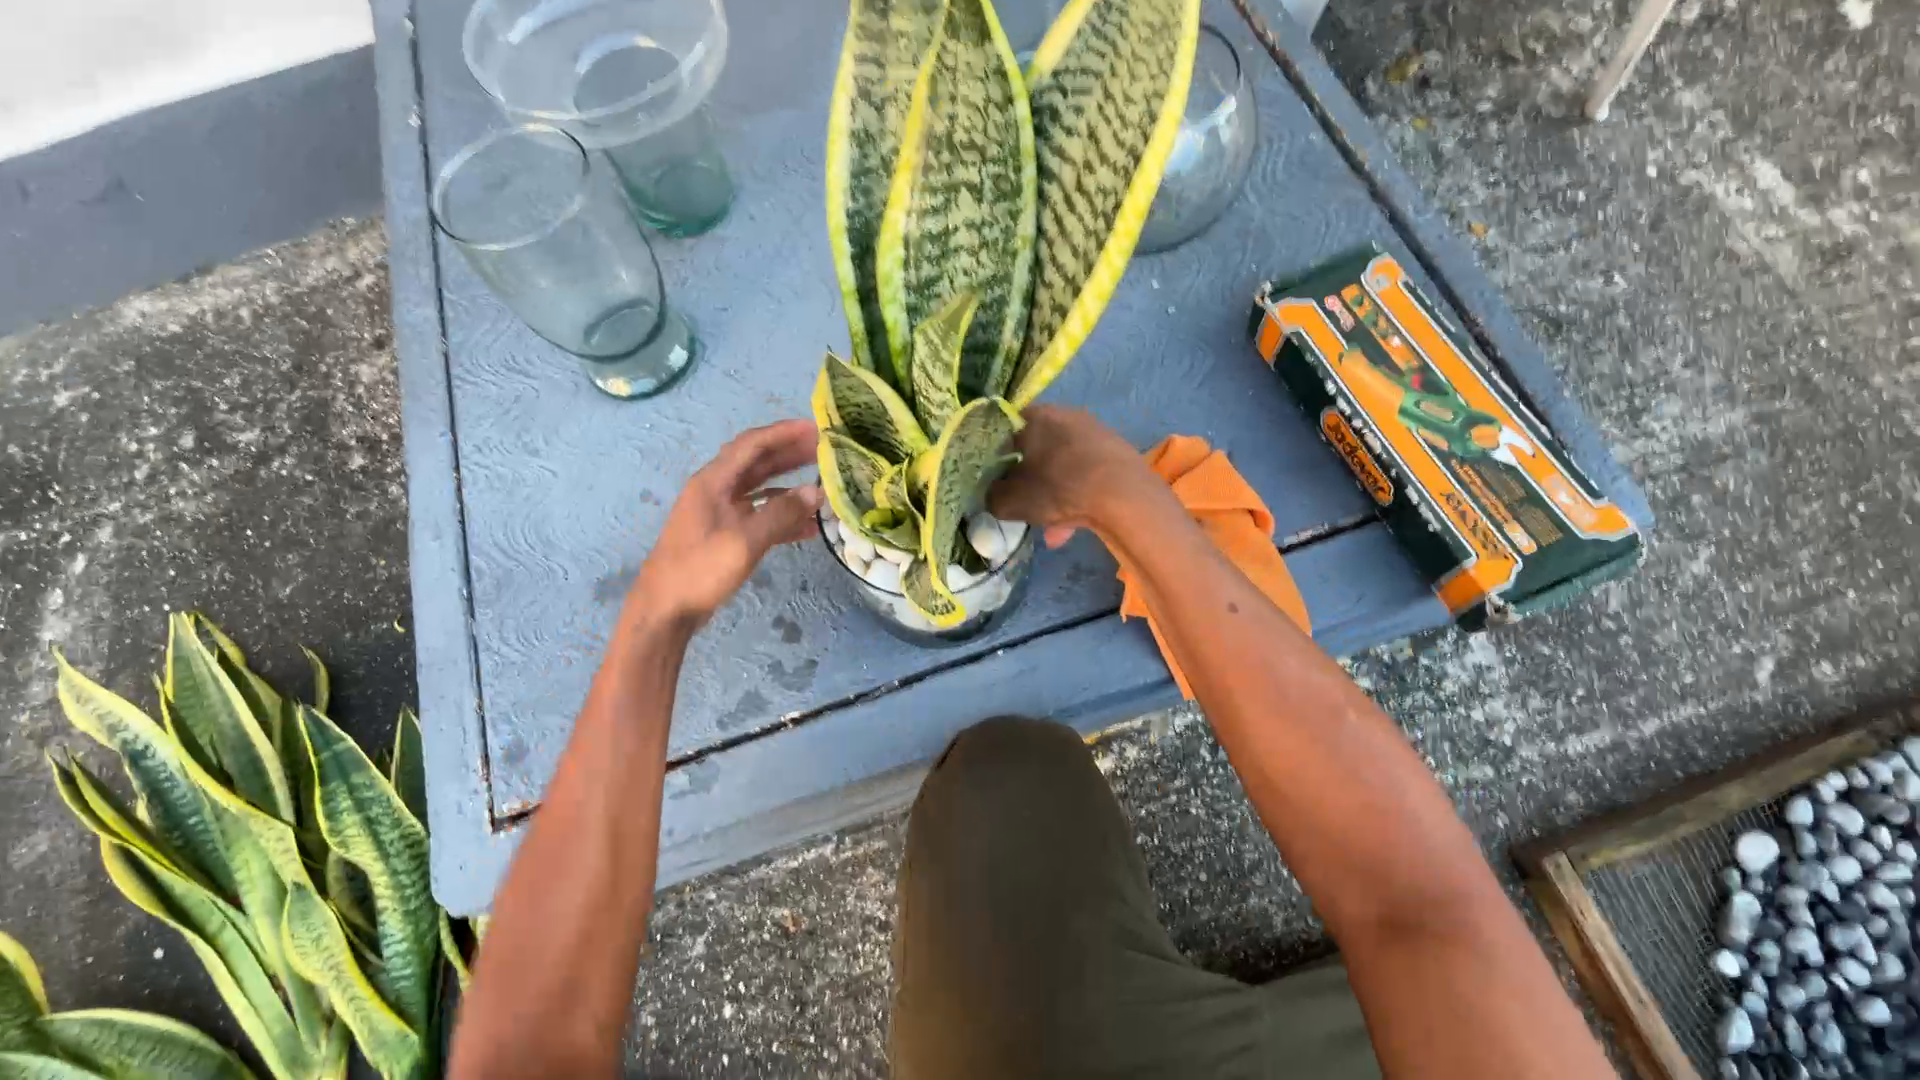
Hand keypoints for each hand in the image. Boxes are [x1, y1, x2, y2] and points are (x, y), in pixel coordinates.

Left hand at [629, 419, 823, 627]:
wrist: (665, 609)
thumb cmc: (699, 570)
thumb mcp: (744, 541)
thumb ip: (781, 514)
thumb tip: (815, 492)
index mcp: (713, 482)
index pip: (752, 445)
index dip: (784, 433)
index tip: (815, 428)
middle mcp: (715, 490)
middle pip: (756, 463)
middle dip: (789, 454)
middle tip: (823, 449)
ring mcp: (719, 513)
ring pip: (759, 489)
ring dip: (788, 485)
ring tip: (821, 482)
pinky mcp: (724, 535)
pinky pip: (758, 516)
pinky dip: (781, 516)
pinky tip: (808, 526)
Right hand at [989, 405, 1155, 548]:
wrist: (1123, 495)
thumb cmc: (1058, 488)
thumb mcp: (1010, 501)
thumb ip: (993, 496)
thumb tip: (994, 494)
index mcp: (1035, 416)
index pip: (1003, 431)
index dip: (995, 458)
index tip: (993, 481)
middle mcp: (1065, 415)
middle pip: (1035, 450)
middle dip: (1027, 481)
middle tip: (1021, 504)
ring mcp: (1094, 433)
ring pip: (1062, 467)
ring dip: (1052, 496)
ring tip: (1049, 530)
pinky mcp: (1116, 453)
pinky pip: (1085, 476)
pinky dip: (1075, 498)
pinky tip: (1071, 529)